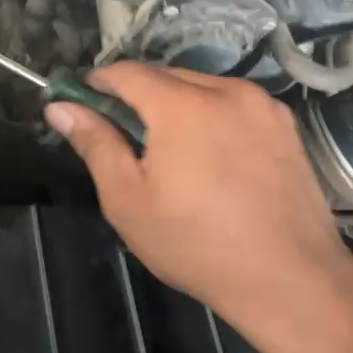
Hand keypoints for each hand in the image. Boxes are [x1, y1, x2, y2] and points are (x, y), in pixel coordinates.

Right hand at [45, 64, 350, 318]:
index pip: (127, 72)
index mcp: (182, 105)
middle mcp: (226, 91)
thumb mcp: (128, 200)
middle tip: (121, 133)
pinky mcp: (287, 126)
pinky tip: (208, 156)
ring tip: (166, 148)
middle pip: (165, 75)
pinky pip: (233, 104)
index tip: (82, 102)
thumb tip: (60, 108)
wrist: (293, 280)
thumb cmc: (197, 244)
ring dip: (175, 104)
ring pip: (201, 87)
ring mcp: (263, 106)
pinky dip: (210, 115)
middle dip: (137, 94)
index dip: (98, 82)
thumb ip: (95, 144)